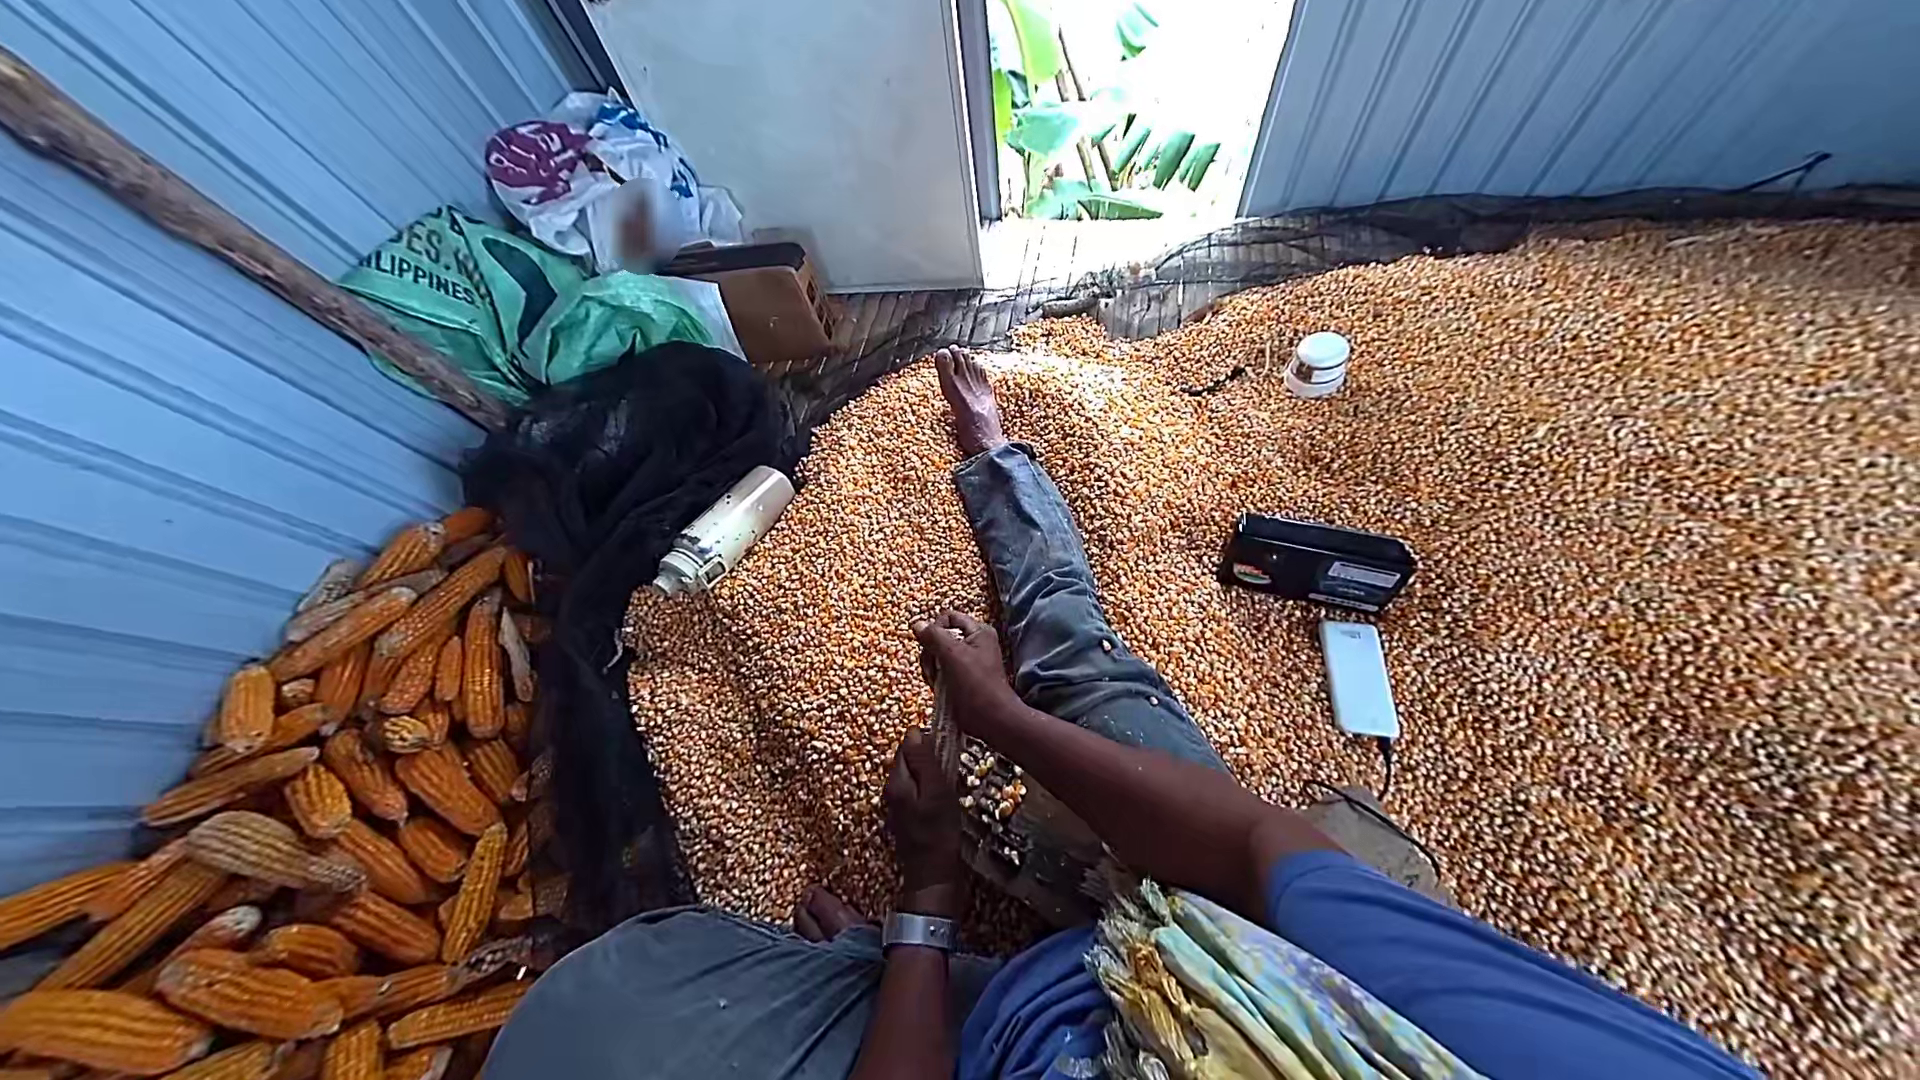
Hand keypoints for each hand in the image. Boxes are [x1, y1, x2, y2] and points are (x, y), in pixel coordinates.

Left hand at [883, 729, 962, 916]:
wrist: (934, 877)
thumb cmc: (938, 833)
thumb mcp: (936, 792)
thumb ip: (924, 761)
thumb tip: (914, 731)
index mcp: (896, 781)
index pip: (906, 745)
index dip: (926, 739)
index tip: (947, 741)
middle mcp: (892, 790)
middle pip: (909, 759)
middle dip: (928, 754)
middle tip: (952, 760)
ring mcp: (898, 804)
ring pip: (914, 774)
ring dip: (931, 771)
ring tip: (951, 776)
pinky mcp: (908, 816)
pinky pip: (918, 790)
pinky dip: (930, 786)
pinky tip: (945, 795)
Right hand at [912, 611, 1018, 734]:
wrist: (991, 719)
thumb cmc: (976, 685)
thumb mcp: (953, 656)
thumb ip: (934, 637)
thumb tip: (917, 624)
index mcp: (978, 632)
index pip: (948, 617)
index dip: (935, 629)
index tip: (929, 646)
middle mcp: (974, 643)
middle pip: (940, 637)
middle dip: (931, 652)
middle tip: (933, 669)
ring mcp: (967, 661)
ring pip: (937, 655)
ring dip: (931, 668)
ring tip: (936, 682)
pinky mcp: (962, 677)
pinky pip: (941, 671)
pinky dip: (936, 679)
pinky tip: (937, 689)